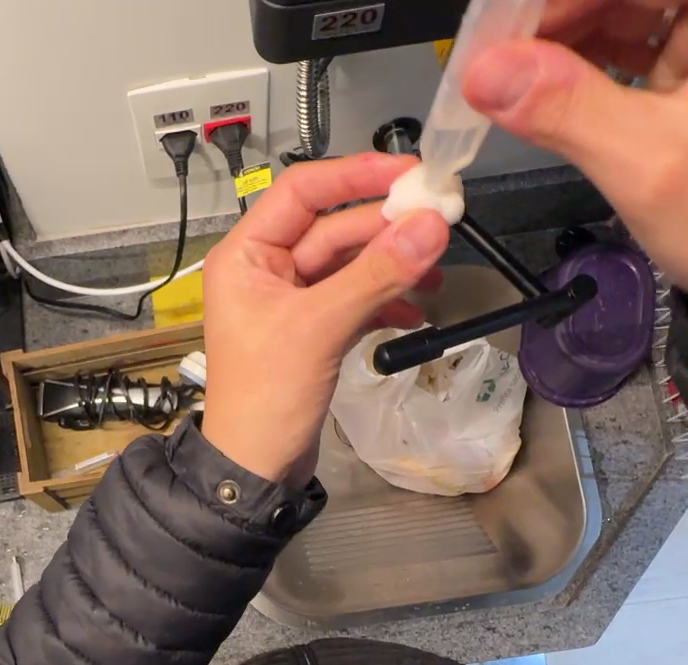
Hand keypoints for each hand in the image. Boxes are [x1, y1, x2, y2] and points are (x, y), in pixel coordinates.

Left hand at [200, 154, 449, 484]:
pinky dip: (384, 303)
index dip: (356, 176)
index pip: (302, 192)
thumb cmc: (267, 397)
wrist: (257, 468)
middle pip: (333, 229)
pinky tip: (415, 313)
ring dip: (391, 268)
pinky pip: (354, 301)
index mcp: (246, 256)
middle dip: (385, 229)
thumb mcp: (319, 328)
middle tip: (441, 225)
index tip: (410, 173)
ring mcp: (290, 303)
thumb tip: (433, 224)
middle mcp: (265, 271)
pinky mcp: (312, 332)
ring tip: (436, 275)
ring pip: (349, 267)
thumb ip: (376, 275)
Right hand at [464, 0, 687, 340]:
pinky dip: (589, 58)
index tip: (499, 21)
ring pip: (639, 2)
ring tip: (504, 66)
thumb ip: (566, 109)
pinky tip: (540, 77)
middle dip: (564, 10)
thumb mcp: (650, 167)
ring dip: (569, 32)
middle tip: (492, 50)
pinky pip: (643, 37)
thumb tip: (480, 71)